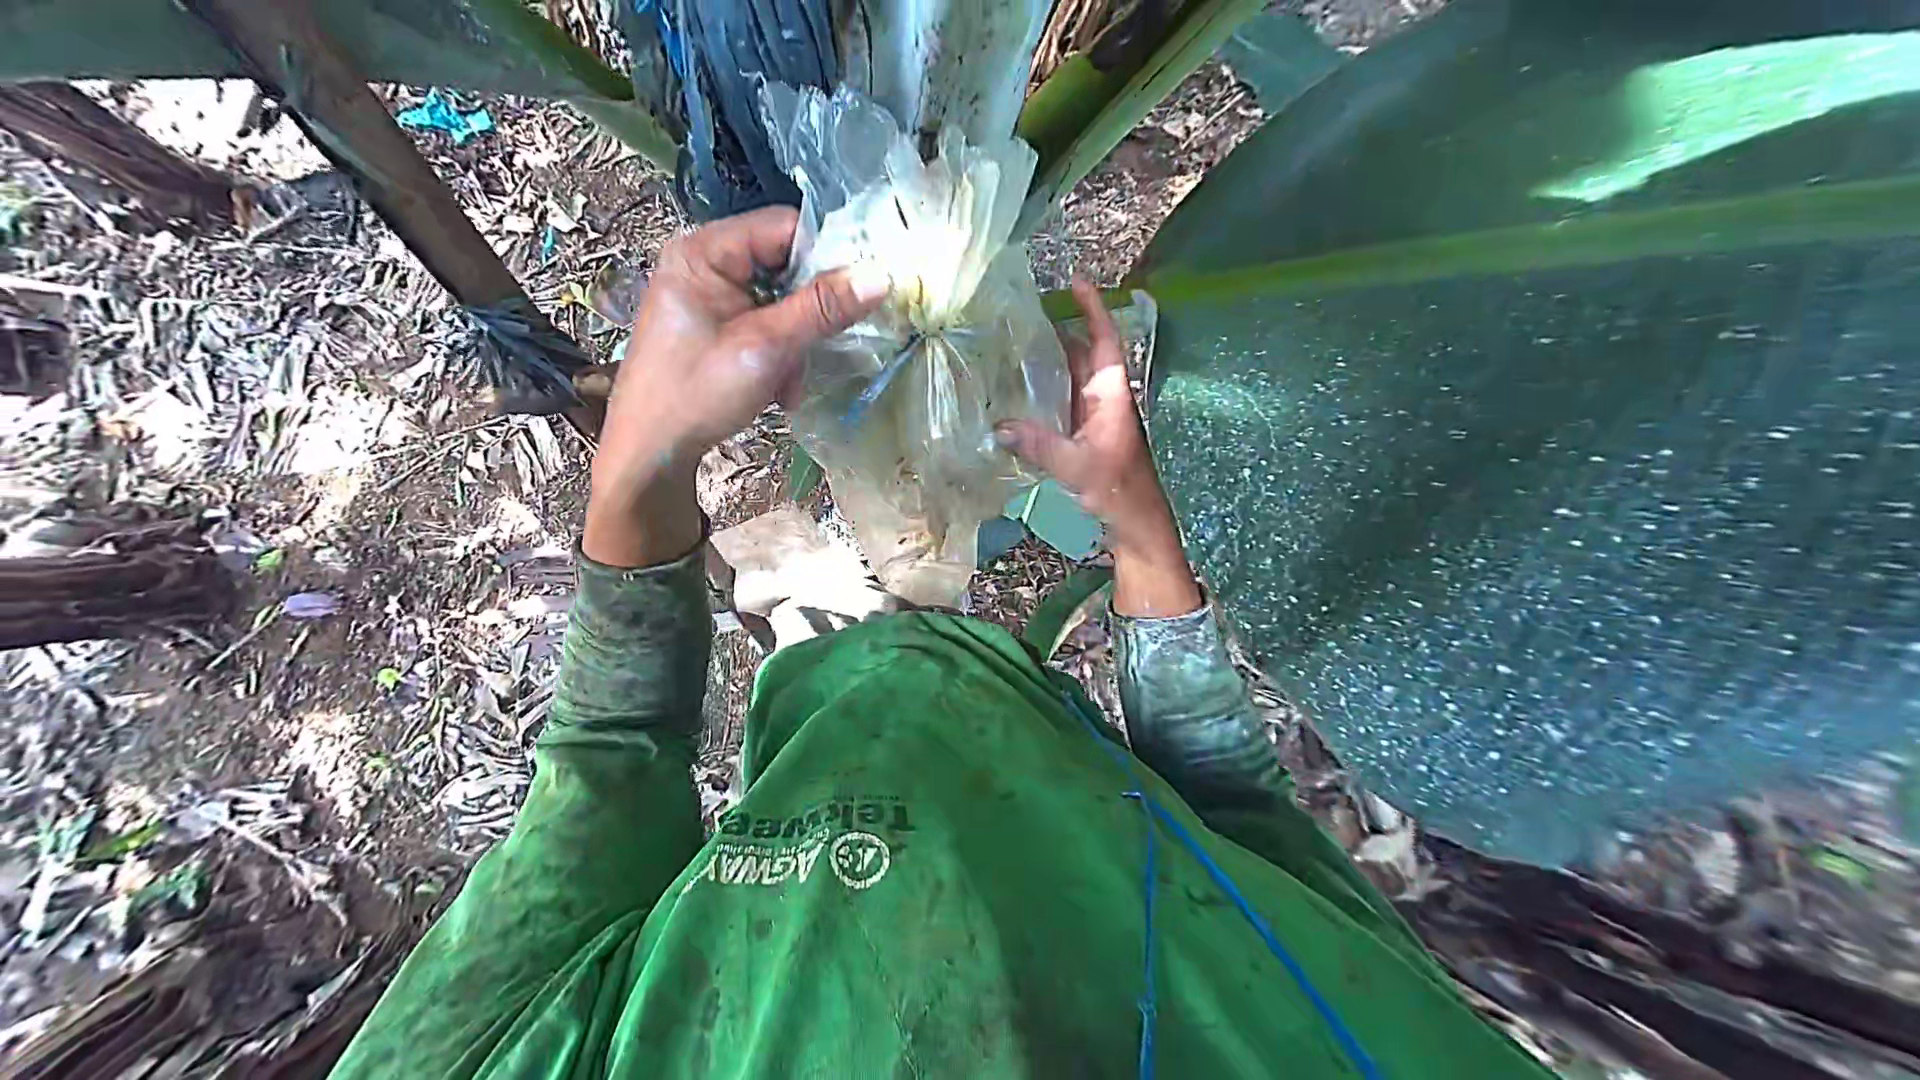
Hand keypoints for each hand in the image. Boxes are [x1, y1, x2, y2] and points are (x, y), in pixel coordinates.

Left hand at [585, 207, 887, 567]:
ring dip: (796, 345)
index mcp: (705, 252)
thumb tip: (881, 275)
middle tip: (815, 350)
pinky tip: (776, 388)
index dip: (825, 257)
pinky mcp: (716, 328)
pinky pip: (766, 327)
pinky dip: (779, 357)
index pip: (784, 228)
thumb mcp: (766, 348)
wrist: (651, 451)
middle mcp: (706, 265)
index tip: (855, 294)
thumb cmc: (697, 393)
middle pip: (785, 269)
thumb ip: (822, 309)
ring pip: (781, 304)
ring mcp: (710, 299)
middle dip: (807, 316)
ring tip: (787, 383)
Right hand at [995, 279, 1201, 617]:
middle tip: (1021, 318)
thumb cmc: (1116, 488)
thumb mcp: (1075, 464)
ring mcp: (1093, 414)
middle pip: (1081, 352)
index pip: (1104, 339)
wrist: (1134, 519)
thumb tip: (999, 428)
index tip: (1076, 282)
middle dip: (1057, 331)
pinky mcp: (1084, 432)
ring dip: (1047, 361)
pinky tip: (1018, 393)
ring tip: (1012, 347)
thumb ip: (1038, 444)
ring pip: (1070, 376)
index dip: (1092, 308)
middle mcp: (1103, 396)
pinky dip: (1043, 391)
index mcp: (1111, 393)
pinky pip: (1061, 400)